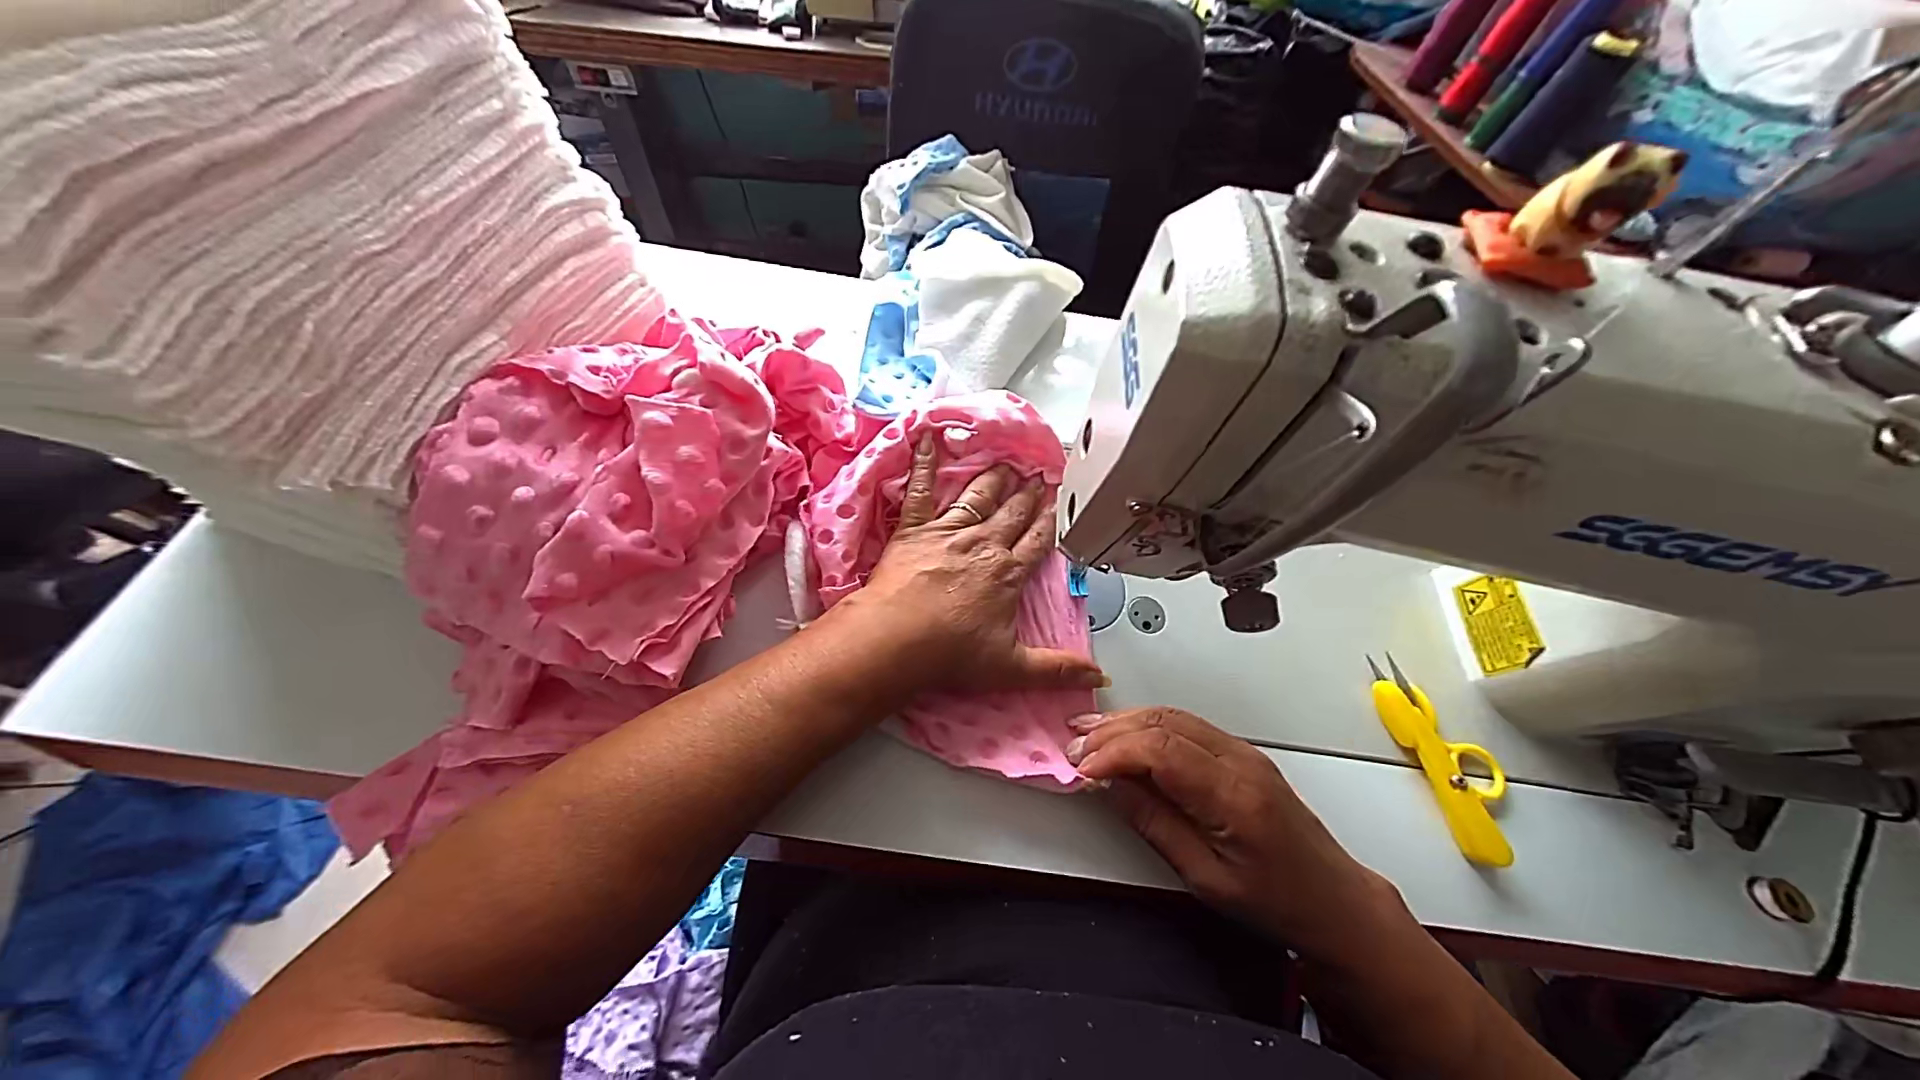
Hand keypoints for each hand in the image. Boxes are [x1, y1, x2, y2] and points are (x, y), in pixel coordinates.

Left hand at [820, 434, 1104, 696]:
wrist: (897, 640)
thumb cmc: (950, 654)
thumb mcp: (1012, 668)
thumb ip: (1058, 670)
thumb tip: (1098, 679)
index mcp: (1008, 574)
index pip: (1037, 541)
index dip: (1050, 520)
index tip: (1058, 501)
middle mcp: (983, 546)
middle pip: (1012, 514)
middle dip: (1027, 494)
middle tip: (1038, 473)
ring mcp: (948, 533)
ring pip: (978, 497)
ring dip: (993, 479)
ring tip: (1005, 463)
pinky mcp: (914, 530)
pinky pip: (921, 490)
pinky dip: (925, 464)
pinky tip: (927, 439)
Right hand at [1067, 707, 1406, 956]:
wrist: (1333, 899)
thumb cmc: (1277, 900)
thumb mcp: (1206, 878)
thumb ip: (1154, 824)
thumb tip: (1109, 787)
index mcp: (1234, 796)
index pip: (1161, 750)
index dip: (1113, 753)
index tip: (1082, 769)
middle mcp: (1240, 762)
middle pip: (1164, 723)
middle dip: (1111, 731)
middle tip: (1075, 748)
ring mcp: (1243, 752)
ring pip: (1172, 716)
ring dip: (1125, 722)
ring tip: (1088, 735)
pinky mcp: (1240, 753)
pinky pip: (1185, 724)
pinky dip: (1147, 726)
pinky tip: (1124, 735)